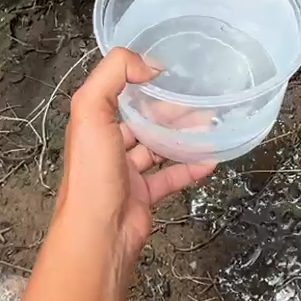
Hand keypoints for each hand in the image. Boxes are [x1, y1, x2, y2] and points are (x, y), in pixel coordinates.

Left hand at [54, 48, 215, 276]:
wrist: (98, 234)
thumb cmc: (91, 174)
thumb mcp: (91, 109)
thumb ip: (114, 73)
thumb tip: (147, 65)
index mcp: (93, 122)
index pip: (118, 93)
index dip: (142, 80)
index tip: (170, 73)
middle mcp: (108, 145)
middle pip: (143, 119)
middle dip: (170, 109)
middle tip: (198, 100)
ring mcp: (126, 172)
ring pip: (158, 146)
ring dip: (183, 136)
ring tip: (209, 124)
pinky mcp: (143, 195)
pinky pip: (170, 176)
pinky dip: (190, 167)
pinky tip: (208, 159)